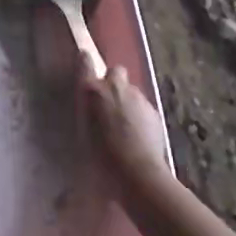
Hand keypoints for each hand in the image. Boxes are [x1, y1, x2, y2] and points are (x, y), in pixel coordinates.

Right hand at [79, 57, 169, 184]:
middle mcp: (114, 87)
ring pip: (131, 91)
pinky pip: (143, 107)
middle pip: (115, 71)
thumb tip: (86, 111)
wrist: (136, 173)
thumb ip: (84, 114)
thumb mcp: (81, 135)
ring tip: (123, 126)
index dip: (85, 61)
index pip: (85, 61)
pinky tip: (137, 136)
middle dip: (112, 82)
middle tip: (108, 103)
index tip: (84, 63)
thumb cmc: (99, 159)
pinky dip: (139, 116)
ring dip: (126, 101)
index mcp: (91, 91)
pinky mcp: (154, 111)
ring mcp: (137, 98)